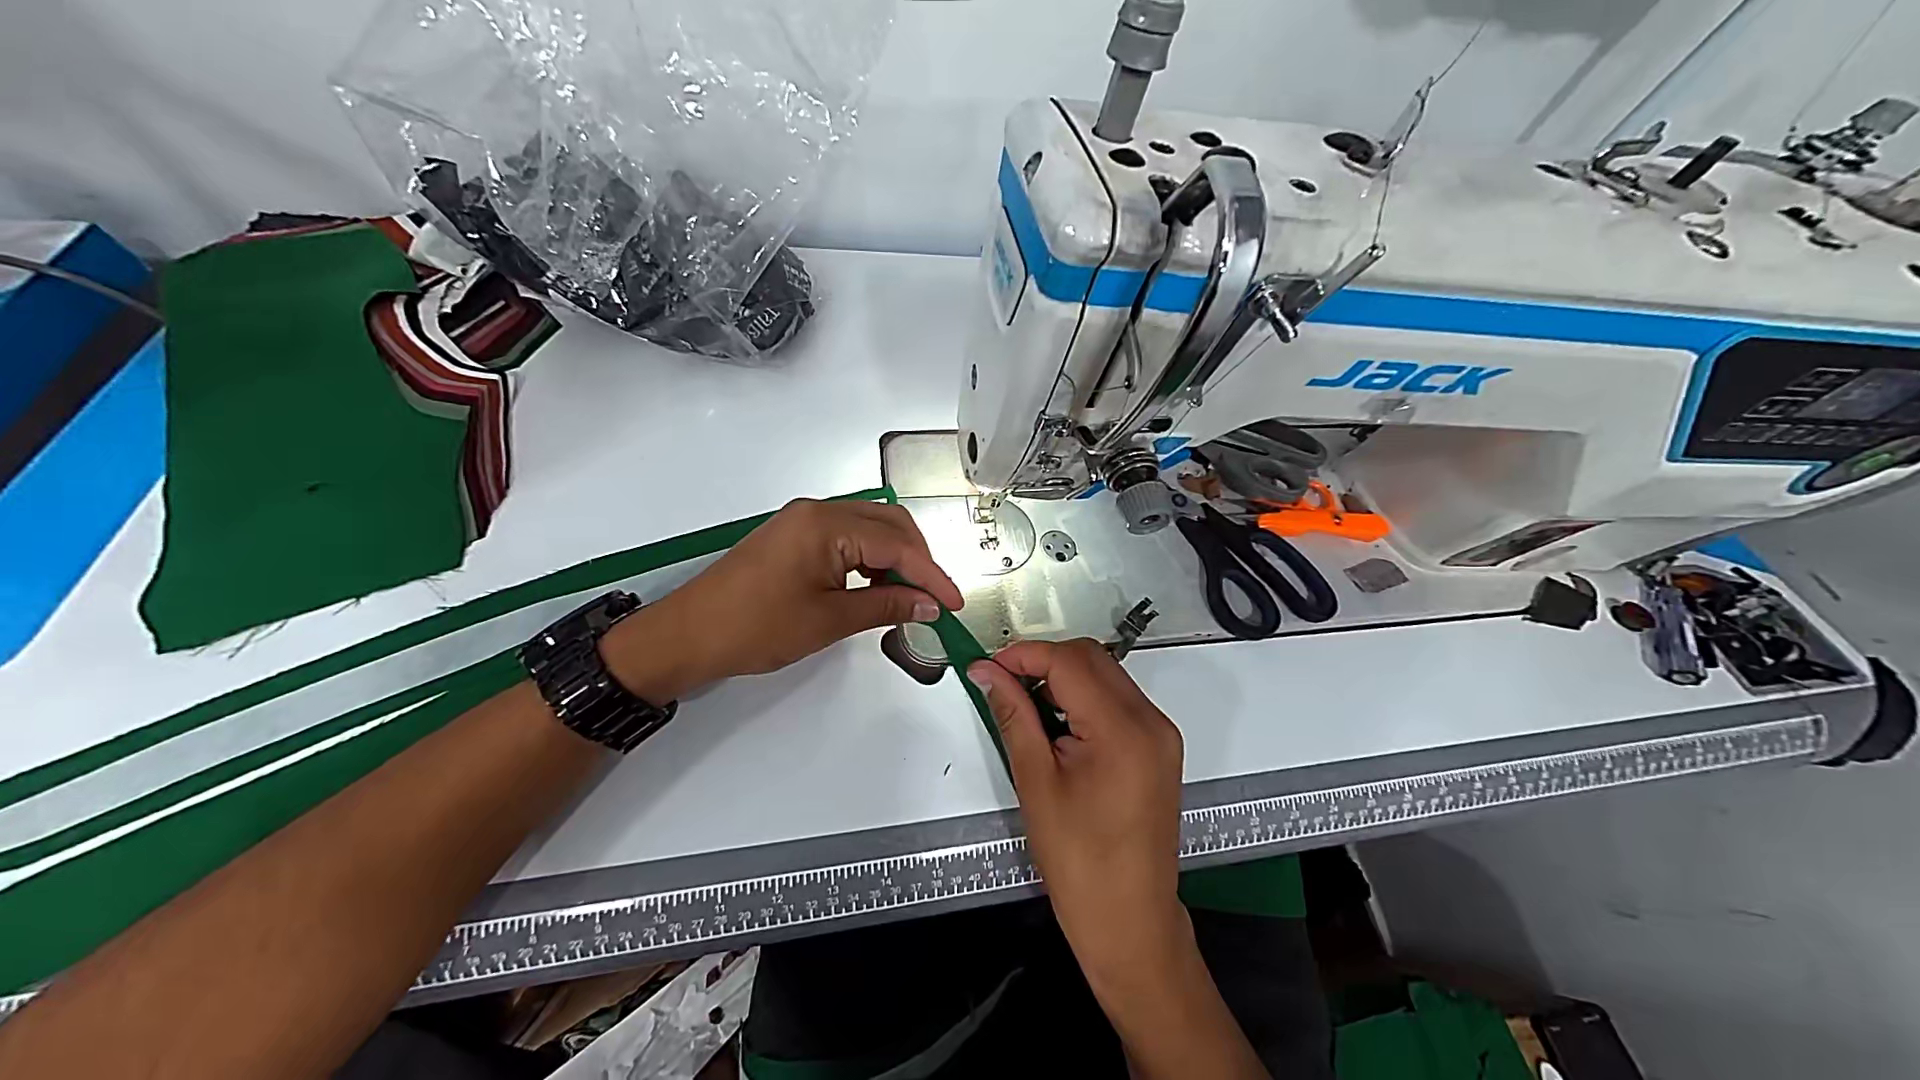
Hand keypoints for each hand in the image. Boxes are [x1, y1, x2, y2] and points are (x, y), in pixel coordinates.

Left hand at [603, 499, 962, 700]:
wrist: (688, 635)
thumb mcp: (829, 620)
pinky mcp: (793, 537)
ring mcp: (802, 522)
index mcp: (825, 524)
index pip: (897, 544)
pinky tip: (877, 589)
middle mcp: (816, 512)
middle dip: (918, 559)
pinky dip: (869, 561)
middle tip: (935, 598)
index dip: (931, 575)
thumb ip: (886, 606)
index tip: (953, 602)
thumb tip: (927, 605)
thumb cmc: (754, 627)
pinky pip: (846, 539)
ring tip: (910, 598)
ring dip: (895, 560)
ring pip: (869, 529)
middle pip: (888, 524)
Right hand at [966, 641, 1185, 982]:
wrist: (1129, 919)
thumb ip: (1013, 715)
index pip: (1069, 662)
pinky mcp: (1159, 746)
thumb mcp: (1035, 782)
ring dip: (1063, 678)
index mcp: (1122, 732)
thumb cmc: (1082, 864)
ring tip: (1027, 708)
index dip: (1024, 655)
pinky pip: (1118, 699)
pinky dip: (1084, 698)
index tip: (990, 666)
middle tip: (1004, 683)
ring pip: (1106, 674)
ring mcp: (1160, 734)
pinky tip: (1057, 724)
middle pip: (1091, 658)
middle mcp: (1151, 723)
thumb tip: (989, 674)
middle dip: (1043, 661)